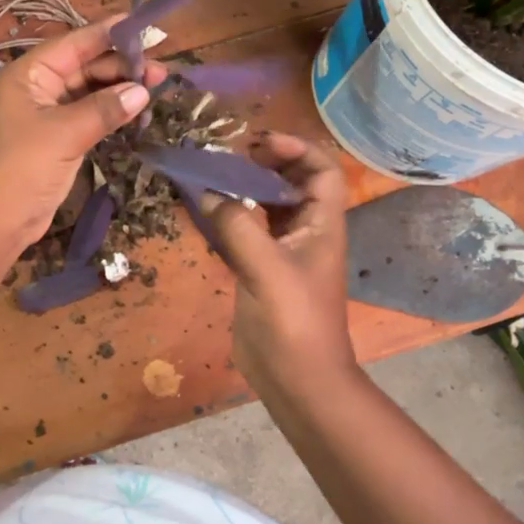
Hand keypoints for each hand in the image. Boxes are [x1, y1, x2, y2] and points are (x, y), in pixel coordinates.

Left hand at [0, 16, 166, 252]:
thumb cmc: (21, 168)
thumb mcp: (64, 134)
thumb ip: (104, 109)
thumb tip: (142, 90)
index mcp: (28, 74)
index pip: (73, 44)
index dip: (109, 34)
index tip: (145, 28)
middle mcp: (37, 87)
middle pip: (85, 65)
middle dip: (121, 66)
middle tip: (162, 72)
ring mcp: (48, 112)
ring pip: (90, 90)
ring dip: (120, 88)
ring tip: (158, 88)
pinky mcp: (59, 136)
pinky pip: (90, 113)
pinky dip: (113, 111)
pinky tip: (139, 110)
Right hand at [203, 133, 355, 387]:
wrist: (297, 379)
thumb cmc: (294, 320)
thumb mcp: (266, 267)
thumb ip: (236, 224)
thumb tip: (206, 190)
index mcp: (322, 225)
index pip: (322, 170)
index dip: (296, 148)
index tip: (257, 144)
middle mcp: (305, 231)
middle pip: (291, 181)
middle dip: (261, 163)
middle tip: (224, 157)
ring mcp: (281, 250)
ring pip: (265, 203)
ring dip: (240, 187)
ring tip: (207, 175)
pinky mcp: (259, 267)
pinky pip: (244, 227)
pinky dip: (226, 213)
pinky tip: (200, 208)